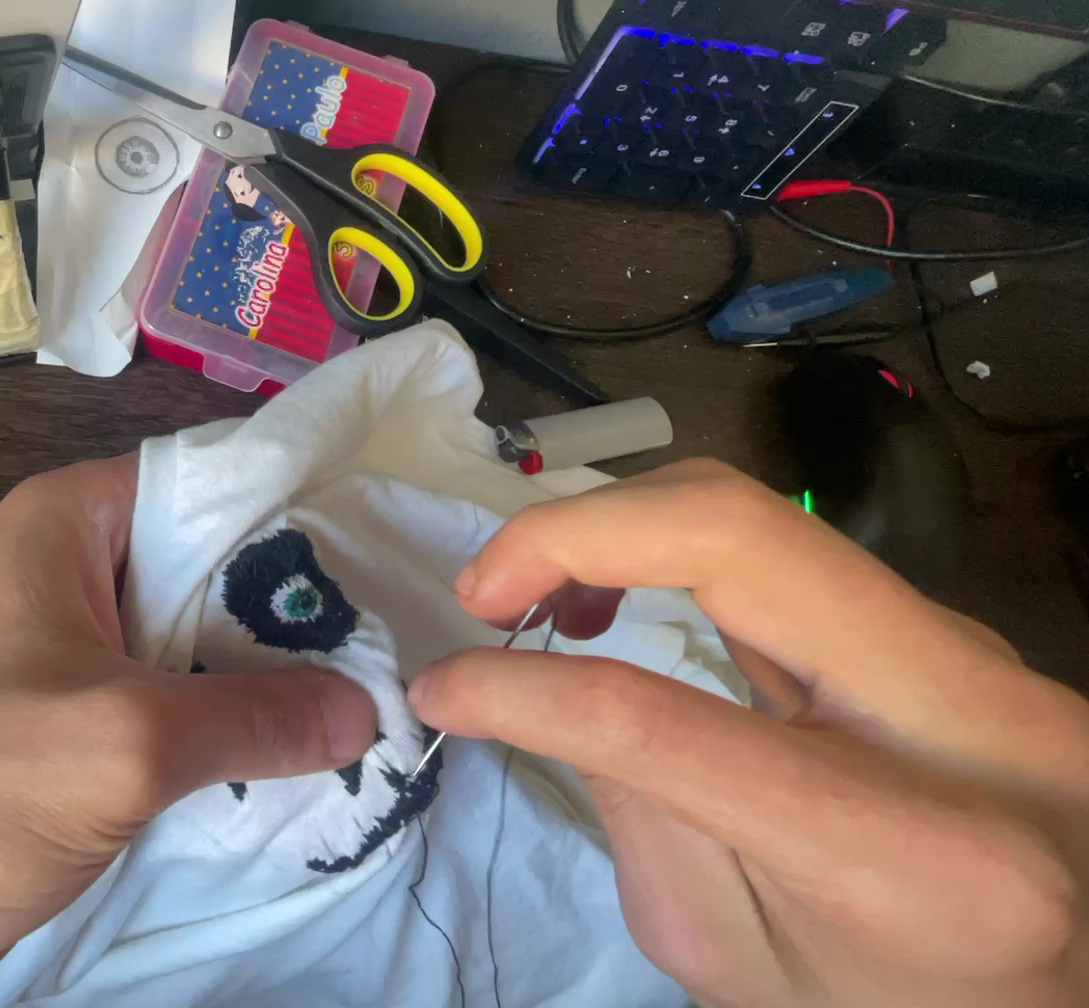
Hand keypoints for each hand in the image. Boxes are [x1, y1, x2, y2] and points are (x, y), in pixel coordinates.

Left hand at [0, 456, 377, 1007]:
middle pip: (211, 571)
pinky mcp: (67, 729)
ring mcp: (70, 655)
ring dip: (268, 684)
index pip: (210, 484)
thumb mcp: (113, 742)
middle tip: (410, 644)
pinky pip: (170, 714)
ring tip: (386, 705)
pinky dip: (227, 737)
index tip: (394, 551)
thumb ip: (248, 717)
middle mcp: (71, 573)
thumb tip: (363, 706)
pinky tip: (307, 764)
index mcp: (69, 523)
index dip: (301, 512)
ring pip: (196, 650)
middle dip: (298, 613)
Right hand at [408, 459, 1088, 1006]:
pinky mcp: (917, 620)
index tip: (437, 689)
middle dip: (563, 536)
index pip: (657, 718)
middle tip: (480, 596)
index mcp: (916, 855)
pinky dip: (641, 539)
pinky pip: (754, 534)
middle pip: (726, 526)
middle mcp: (967, 714)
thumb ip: (629, 811)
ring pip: (738, 506)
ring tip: (529, 597)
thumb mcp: (726, 953)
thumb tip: (532, 688)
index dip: (515, 690)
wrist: (1064, 995)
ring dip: (598, 529)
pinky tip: (601, 594)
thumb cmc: (881, 1005)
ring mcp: (955, 645)